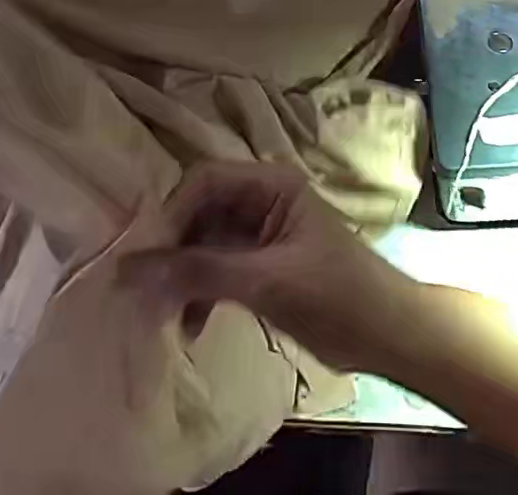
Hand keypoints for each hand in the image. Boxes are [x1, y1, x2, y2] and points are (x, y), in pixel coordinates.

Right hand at [119, 162, 426, 372]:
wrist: (388, 336)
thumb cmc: (336, 296)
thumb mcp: (266, 281)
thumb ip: (200, 272)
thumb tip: (130, 269)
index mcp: (271, 185)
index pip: (206, 181)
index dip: (173, 213)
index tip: (147, 256)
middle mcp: (262, 200)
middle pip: (200, 211)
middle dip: (173, 250)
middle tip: (145, 291)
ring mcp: (260, 233)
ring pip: (204, 243)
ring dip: (183, 276)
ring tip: (165, 316)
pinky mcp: (260, 265)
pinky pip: (216, 269)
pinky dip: (200, 293)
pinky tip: (192, 326)